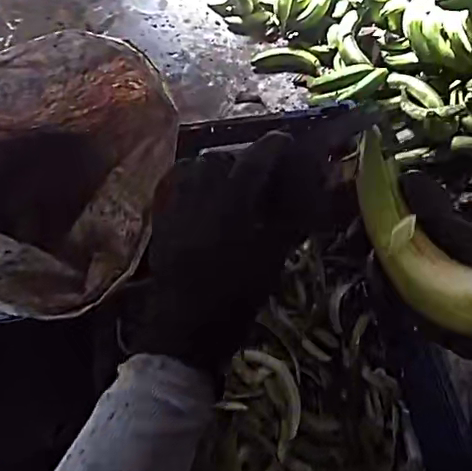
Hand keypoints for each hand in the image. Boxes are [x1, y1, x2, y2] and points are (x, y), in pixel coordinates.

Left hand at [131, 132, 323, 375]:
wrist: (187, 329)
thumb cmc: (237, 295)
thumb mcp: (272, 258)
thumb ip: (290, 220)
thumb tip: (310, 193)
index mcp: (232, 204)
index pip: (254, 160)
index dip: (272, 146)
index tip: (285, 141)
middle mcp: (200, 198)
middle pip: (218, 159)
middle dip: (239, 156)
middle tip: (256, 168)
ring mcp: (176, 209)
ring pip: (192, 170)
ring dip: (212, 167)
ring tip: (227, 180)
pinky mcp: (161, 224)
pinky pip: (174, 189)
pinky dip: (191, 184)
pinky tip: (202, 199)